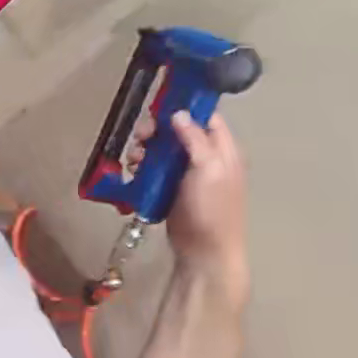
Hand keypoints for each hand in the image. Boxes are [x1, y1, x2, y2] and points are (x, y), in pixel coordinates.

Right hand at [128, 110, 248, 300]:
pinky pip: (154, 167)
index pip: (207, 117)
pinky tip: (134, 170)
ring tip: (135, 158)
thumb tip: (179, 113)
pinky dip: (143, 165)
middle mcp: (207, 157)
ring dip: (146, 148)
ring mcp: (188, 173)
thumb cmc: (211, 209)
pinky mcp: (171, 187)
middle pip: (179, 130)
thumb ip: (196, 139)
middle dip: (157, 130)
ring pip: (163, 148)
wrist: (203, 252)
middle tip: (141, 136)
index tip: (161, 105)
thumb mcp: (208, 170)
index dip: (186, 107)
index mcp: (223, 151)